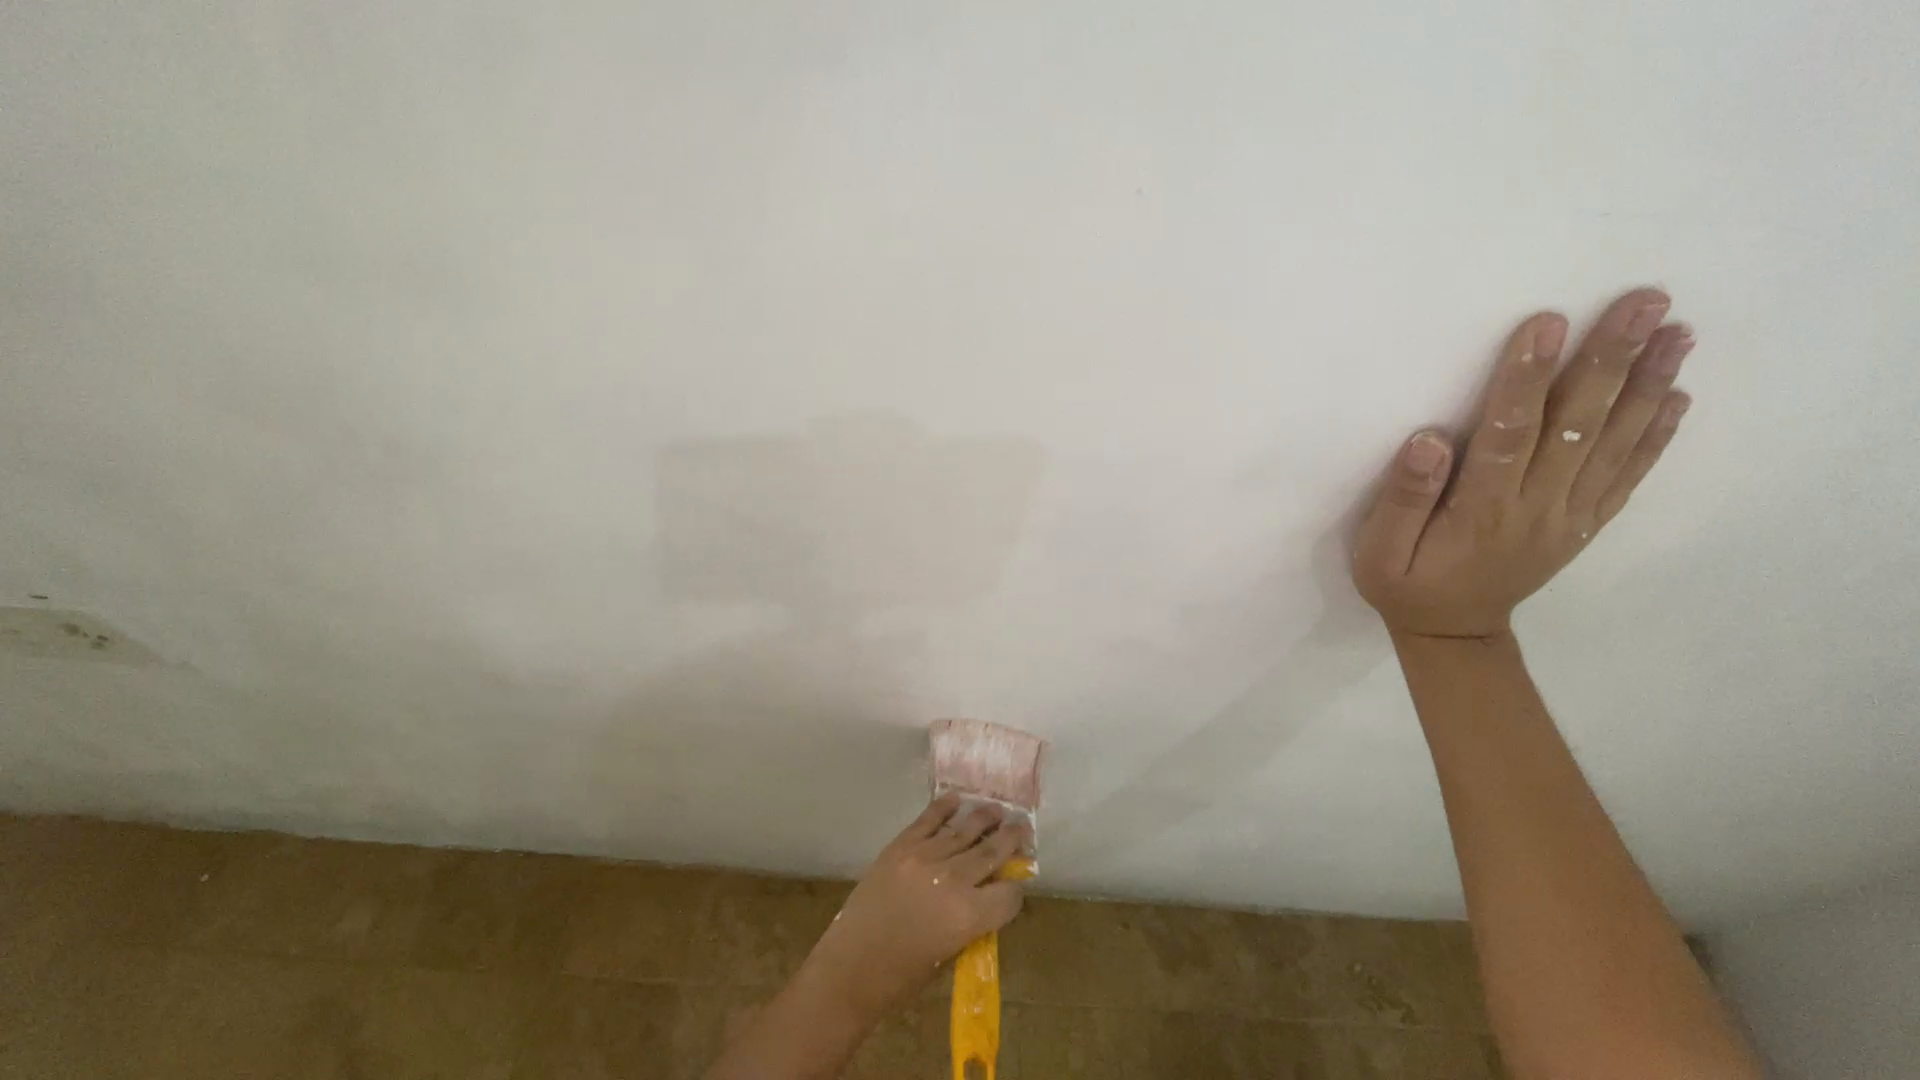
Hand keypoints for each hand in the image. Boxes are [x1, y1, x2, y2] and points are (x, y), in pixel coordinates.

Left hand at [798, 794, 1030, 1020]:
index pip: (1009, 894)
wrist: (851, 966)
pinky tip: (957, 800)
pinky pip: (928, 821)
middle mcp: (953, 879)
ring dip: (984, 818)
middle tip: (1022, 826)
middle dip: (1011, 839)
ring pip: (964, 831)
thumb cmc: (903, 975)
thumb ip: (972, 921)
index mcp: (970, 915)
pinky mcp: (900, 847)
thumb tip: (986, 897)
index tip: (1014, 887)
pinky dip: (944, 808)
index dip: (1015, 891)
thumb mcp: (951, 952)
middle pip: (992, 852)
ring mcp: (925, 858)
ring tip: (997, 810)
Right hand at [1353, 287, 1693, 638]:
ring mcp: (1568, 515)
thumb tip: (1430, 439)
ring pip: (1614, 443)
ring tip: (1678, 332)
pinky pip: (1628, 475)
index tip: (1547, 324)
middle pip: (1577, 426)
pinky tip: (1676, 395)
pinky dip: (1655, 435)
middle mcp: (1536, 506)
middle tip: (1644, 303)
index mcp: (1481, 510)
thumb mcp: (1378, 553)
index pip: (1508, 434)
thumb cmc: (1406, 587)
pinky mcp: (1584, 522)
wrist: (1456, 634)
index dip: (1525, 379)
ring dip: (1646, 384)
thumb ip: (1403, 499)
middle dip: (1609, 360)